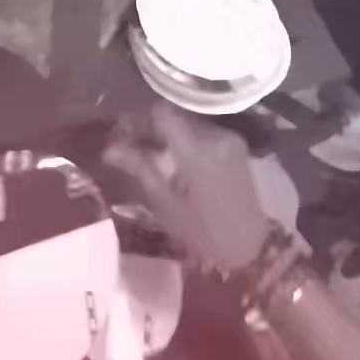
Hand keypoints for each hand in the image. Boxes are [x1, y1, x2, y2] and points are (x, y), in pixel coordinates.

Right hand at [104, 103, 270, 276]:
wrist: (251, 246)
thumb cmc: (203, 233)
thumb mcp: (165, 204)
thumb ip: (139, 168)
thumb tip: (108, 150)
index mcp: (197, 152)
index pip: (162, 113)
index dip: (138, 119)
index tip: (123, 133)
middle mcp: (215, 136)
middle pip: (174, 115)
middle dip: (151, 126)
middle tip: (132, 144)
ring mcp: (229, 138)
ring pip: (188, 121)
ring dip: (168, 131)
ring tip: (152, 152)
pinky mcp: (236, 143)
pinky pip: (202, 130)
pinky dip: (186, 137)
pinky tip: (176, 157)